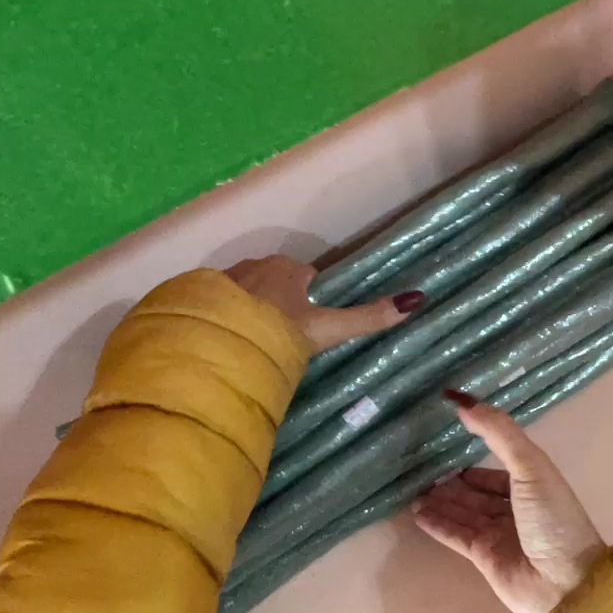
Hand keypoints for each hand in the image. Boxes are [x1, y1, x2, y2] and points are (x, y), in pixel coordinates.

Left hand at [223, 256, 423, 352]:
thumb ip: (367, 318)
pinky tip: (227, 344)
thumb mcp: (328, 328)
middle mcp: (253, 266)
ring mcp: (223, 281)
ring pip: (245, 295)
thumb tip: (416, 300)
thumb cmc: (279, 332)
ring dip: (250, 313)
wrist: (221, 344)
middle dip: (278, 305)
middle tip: (282, 340)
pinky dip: (223, 321)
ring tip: (254, 346)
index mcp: (286, 269)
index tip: (309, 326)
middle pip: (274, 284)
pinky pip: (217, 307)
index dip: (309, 301)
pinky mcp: (196, 298)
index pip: (305, 278)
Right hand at [411, 394, 605, 612]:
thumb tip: (463, 401)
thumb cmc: (552, 520)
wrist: (564, 586)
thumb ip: (498, 433)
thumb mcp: (531, 467)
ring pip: (464, 511)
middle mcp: (517, 507)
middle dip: (455, 479)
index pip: (500, 464)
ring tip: (414, 488)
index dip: (477, 450)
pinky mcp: (484, 557)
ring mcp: (500, 534)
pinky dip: (437, 523)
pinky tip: (417, 512)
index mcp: (534, 482)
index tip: (449, 435)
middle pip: (479, 489)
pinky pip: (455, 534)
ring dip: (442, 500)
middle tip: (422, 464)